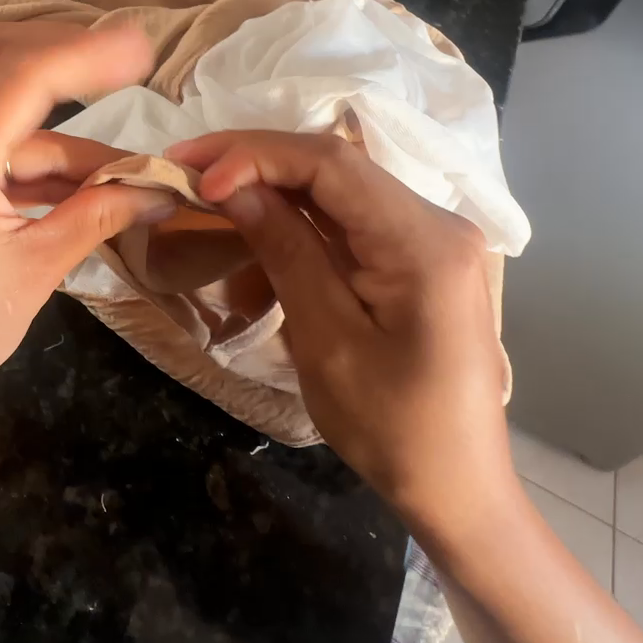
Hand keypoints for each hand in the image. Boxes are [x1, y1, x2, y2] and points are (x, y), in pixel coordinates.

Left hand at [0, 22, 176, 409]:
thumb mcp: (39, 270)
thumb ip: (99, 214)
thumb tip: (161, 188)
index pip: (24, 74)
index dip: (90, 53)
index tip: (145, 53)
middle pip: (0, 53)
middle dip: (69, 50)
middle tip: (130, 61)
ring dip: (59, 106)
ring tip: (119, 142)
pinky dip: (36, 140)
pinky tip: (83, 171)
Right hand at [167, 131, 513, 532]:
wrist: (457, 486)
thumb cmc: (392, 427)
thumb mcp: (326, 339)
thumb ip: (284, 249)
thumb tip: (230, 185)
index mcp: (425, 242)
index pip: (331, 163)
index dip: (256, 157)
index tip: (197, 178)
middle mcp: (437, 221)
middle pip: (334, 165)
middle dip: (254, 160)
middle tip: (185, 166)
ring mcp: (430, 236)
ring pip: (337, 185)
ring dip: (270, 182)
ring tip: (207, 187)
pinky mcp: (416, 254)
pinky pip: (348, 215)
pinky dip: (296, 213)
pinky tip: (256, 217)